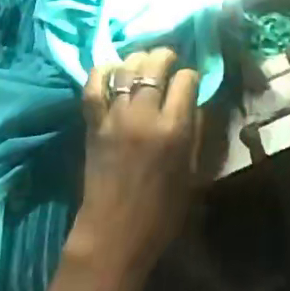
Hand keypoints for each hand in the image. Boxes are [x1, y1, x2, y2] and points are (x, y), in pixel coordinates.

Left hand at [68, 47, 201, 279]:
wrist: (114, 233)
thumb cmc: (162, 212)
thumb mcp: (192, 173)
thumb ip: (196, 133)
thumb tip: (196, 103)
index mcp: (174, 129)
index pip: (186, 80)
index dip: (191, 76)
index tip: (192, 81)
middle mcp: (144, 115)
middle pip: (155, 66)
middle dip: (166, 56)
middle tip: (170, 60)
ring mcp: (115, 117)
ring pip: (126, 69)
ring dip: (139, 59)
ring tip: (145, 62)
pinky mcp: (94, 124)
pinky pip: (93, 86)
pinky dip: (102, 72)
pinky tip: (112, 67)